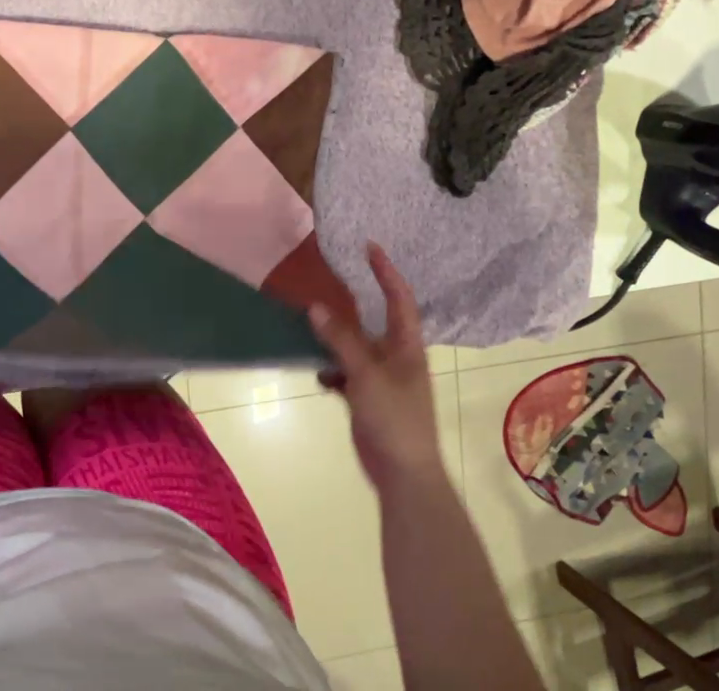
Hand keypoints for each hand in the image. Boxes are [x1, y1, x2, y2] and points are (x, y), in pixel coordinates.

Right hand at [310, 242, 444, 489]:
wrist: (403, 472)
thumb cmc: (395, 419)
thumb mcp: (367, 376)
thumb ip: (342, 341)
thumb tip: (315, 307)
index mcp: (407, 347)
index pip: (399, 299)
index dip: (386, 272)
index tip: (370, 246)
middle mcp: (397, 357)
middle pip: (376, 320)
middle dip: (356, 300)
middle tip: (333, 277)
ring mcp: (382, 379)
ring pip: (356, 347)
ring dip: (336, 336)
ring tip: (311, 322)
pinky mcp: (368, 399)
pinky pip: (346, 373)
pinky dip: (332, 370)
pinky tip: (317, 373)